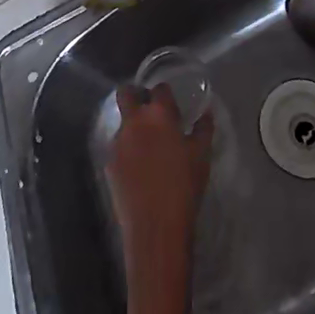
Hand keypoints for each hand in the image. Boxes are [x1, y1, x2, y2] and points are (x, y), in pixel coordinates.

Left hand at [106, 84, 213, 265]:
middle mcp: (134, 123)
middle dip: (135, 94)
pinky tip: (140, 166)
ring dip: (133, 127)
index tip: (172, 102)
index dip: (165, 93)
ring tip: (148, 144)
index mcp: (159, 115)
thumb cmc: (184, 184)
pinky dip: (128, 150)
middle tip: (149, 108)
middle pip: (126, 94)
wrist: (156, 224)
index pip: (159, 88)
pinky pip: (118, 148)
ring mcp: (117, 144)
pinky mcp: (109, 165)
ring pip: (122, 123)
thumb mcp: (202, 154)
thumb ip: (203, 128)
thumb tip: (205, 113)